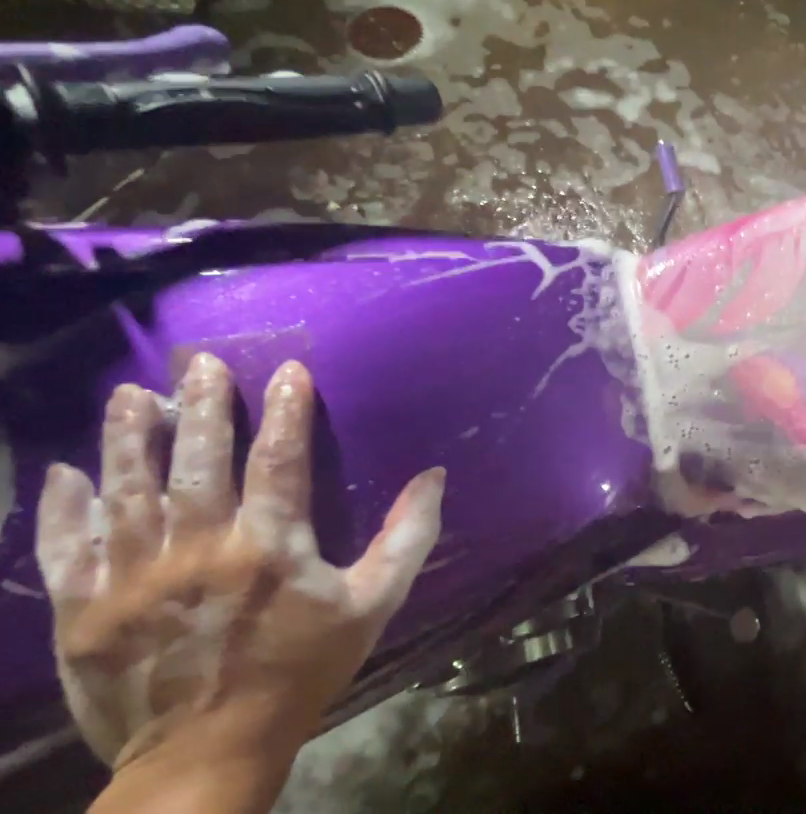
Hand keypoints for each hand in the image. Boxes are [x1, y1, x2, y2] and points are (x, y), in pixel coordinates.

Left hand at [33, 354, 443, 775]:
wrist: (206, 750)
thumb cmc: (303, 670)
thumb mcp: (375, 604)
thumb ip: (408, 536)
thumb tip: (435, 475)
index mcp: (270, 547)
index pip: (278, 459)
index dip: (285, 411)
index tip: (288, 370)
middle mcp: (197, 551)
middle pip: (194, 463)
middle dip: (198, 408)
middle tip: (198, 363)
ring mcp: (131, 581)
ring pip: (125, 494)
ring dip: (126, 440)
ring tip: (129, 394)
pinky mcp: (83, 613)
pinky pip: (65, 550)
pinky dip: (61, 508)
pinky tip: (63, 472)